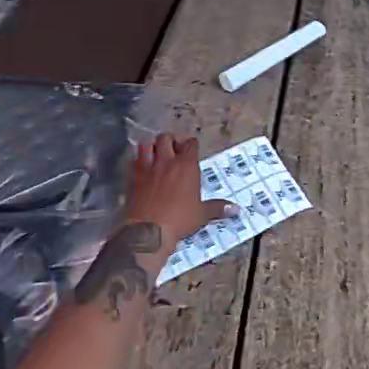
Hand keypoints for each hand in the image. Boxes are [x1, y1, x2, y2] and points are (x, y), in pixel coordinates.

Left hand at [123, 134, 235, 257]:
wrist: (149, 231)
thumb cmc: (179, 220)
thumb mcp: (202, 214)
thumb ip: (218, 208)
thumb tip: (236, 209)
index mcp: (186, 166)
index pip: (190, 144)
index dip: (191, 144)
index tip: (192, 149)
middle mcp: (167, 162)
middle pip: (166, 138)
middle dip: (171, 140)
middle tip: (174, 148)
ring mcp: (147, 167)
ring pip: (146, 144)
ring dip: (151, 145)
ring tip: (156, 152)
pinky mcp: (133, 177)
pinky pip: (134, 160)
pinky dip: (138, 159)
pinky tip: (142, 166)